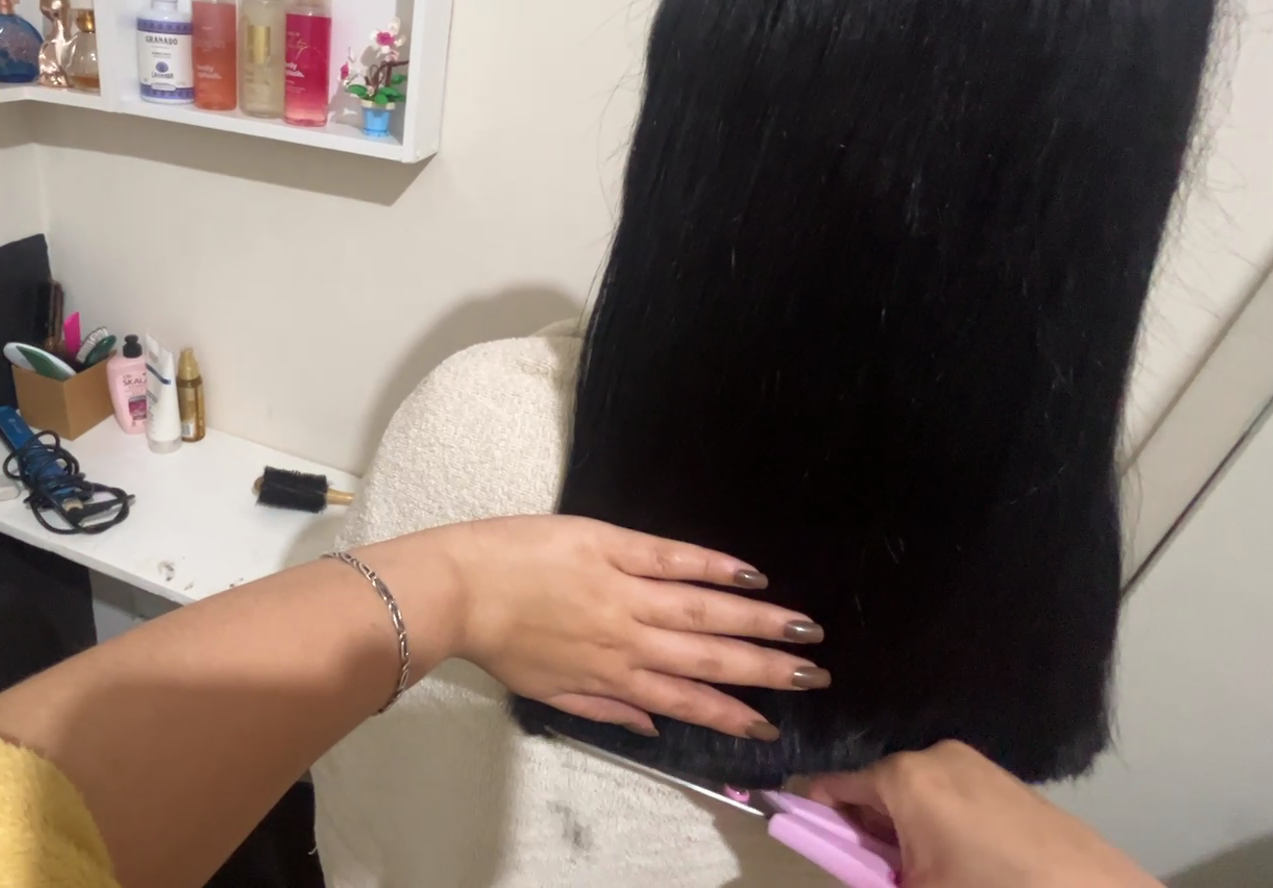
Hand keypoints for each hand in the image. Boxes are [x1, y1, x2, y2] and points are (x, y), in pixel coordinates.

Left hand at [362, 515, 825, 737]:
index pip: (683, 699)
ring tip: (802, 629)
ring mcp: (621, 588)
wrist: (458, 586)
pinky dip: (710, 566)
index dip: (730, 713)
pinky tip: (748, 574)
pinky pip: (669, 557)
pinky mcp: (608, 544)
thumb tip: (653, 727)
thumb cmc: (496, 639)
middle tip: (814, 674)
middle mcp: (626, 637)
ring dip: (755, 621)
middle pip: (706, 658)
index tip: (772, 723)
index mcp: (610, 674)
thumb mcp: (545, 691)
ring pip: (700, 609)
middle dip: (764, 669)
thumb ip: (601, 710)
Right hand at [807, 741, 1161, 887]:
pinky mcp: (1012, 783)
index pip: (832, 786)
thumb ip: (869, 878)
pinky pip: (957, 799)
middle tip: (896, 875)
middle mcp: (932, 756)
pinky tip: (981, 869)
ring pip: (918, 795)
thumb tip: (849, 868)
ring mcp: (976, 765)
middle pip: (876, 790)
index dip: (818, 817)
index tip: (821, 846)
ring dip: (913, 832)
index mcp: (902, 776)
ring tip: (943, 876)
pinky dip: (951, 829)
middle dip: (875, 832)